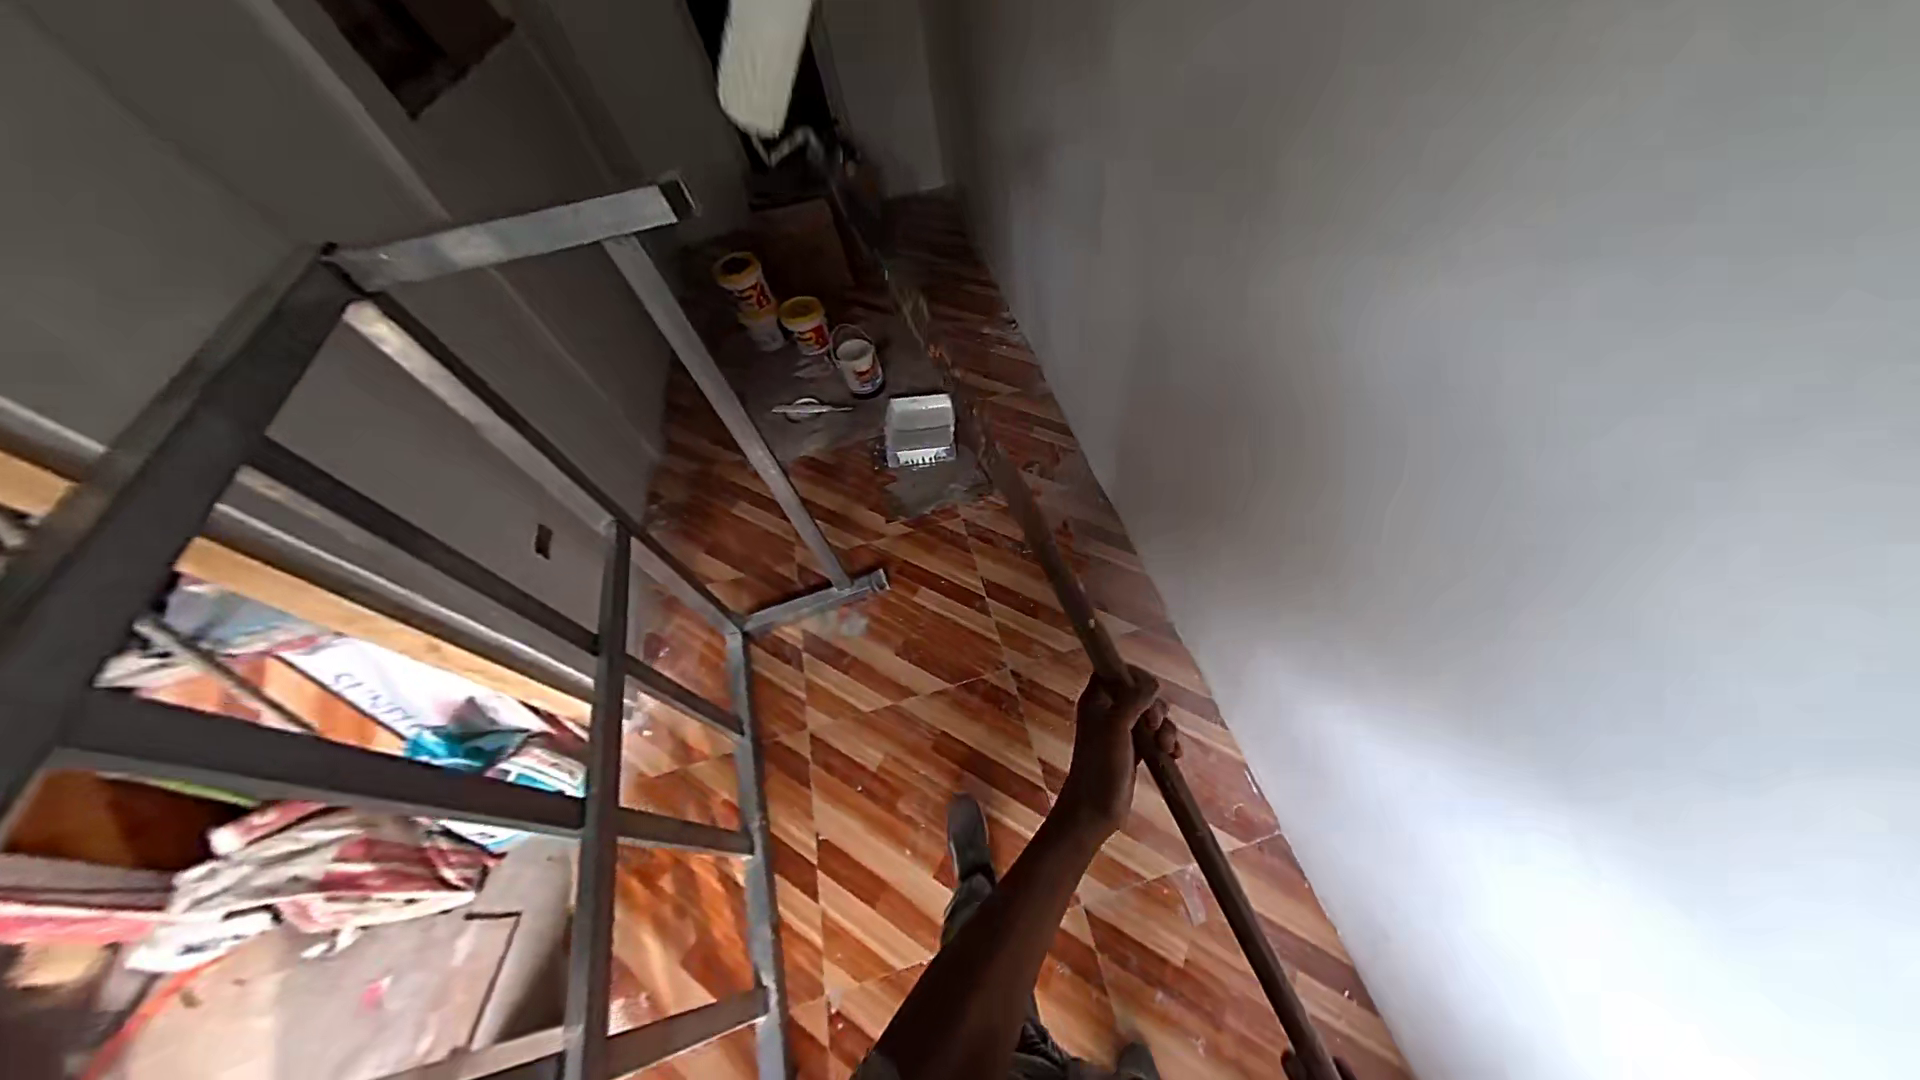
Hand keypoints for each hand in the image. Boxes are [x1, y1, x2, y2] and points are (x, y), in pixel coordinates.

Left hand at [1056, 665, 1179, 835]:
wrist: (1095, 809)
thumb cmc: (1100, 765)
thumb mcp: (1116, 726)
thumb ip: (1133, 700)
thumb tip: (1152, 682)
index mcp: (1096, 699)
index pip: (1116, 670)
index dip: (1135, 676)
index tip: (1148, 692)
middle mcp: (1108, 710)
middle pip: (1141, 692)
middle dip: (1156, 708)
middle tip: (1153, 726)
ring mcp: (1122, 730)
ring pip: (1152, 715)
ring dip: (1165, 728)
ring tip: (1165, 748)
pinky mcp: (1134, 749)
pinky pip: (1157, 735)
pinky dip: (1167, 741)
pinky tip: (1173, 755)